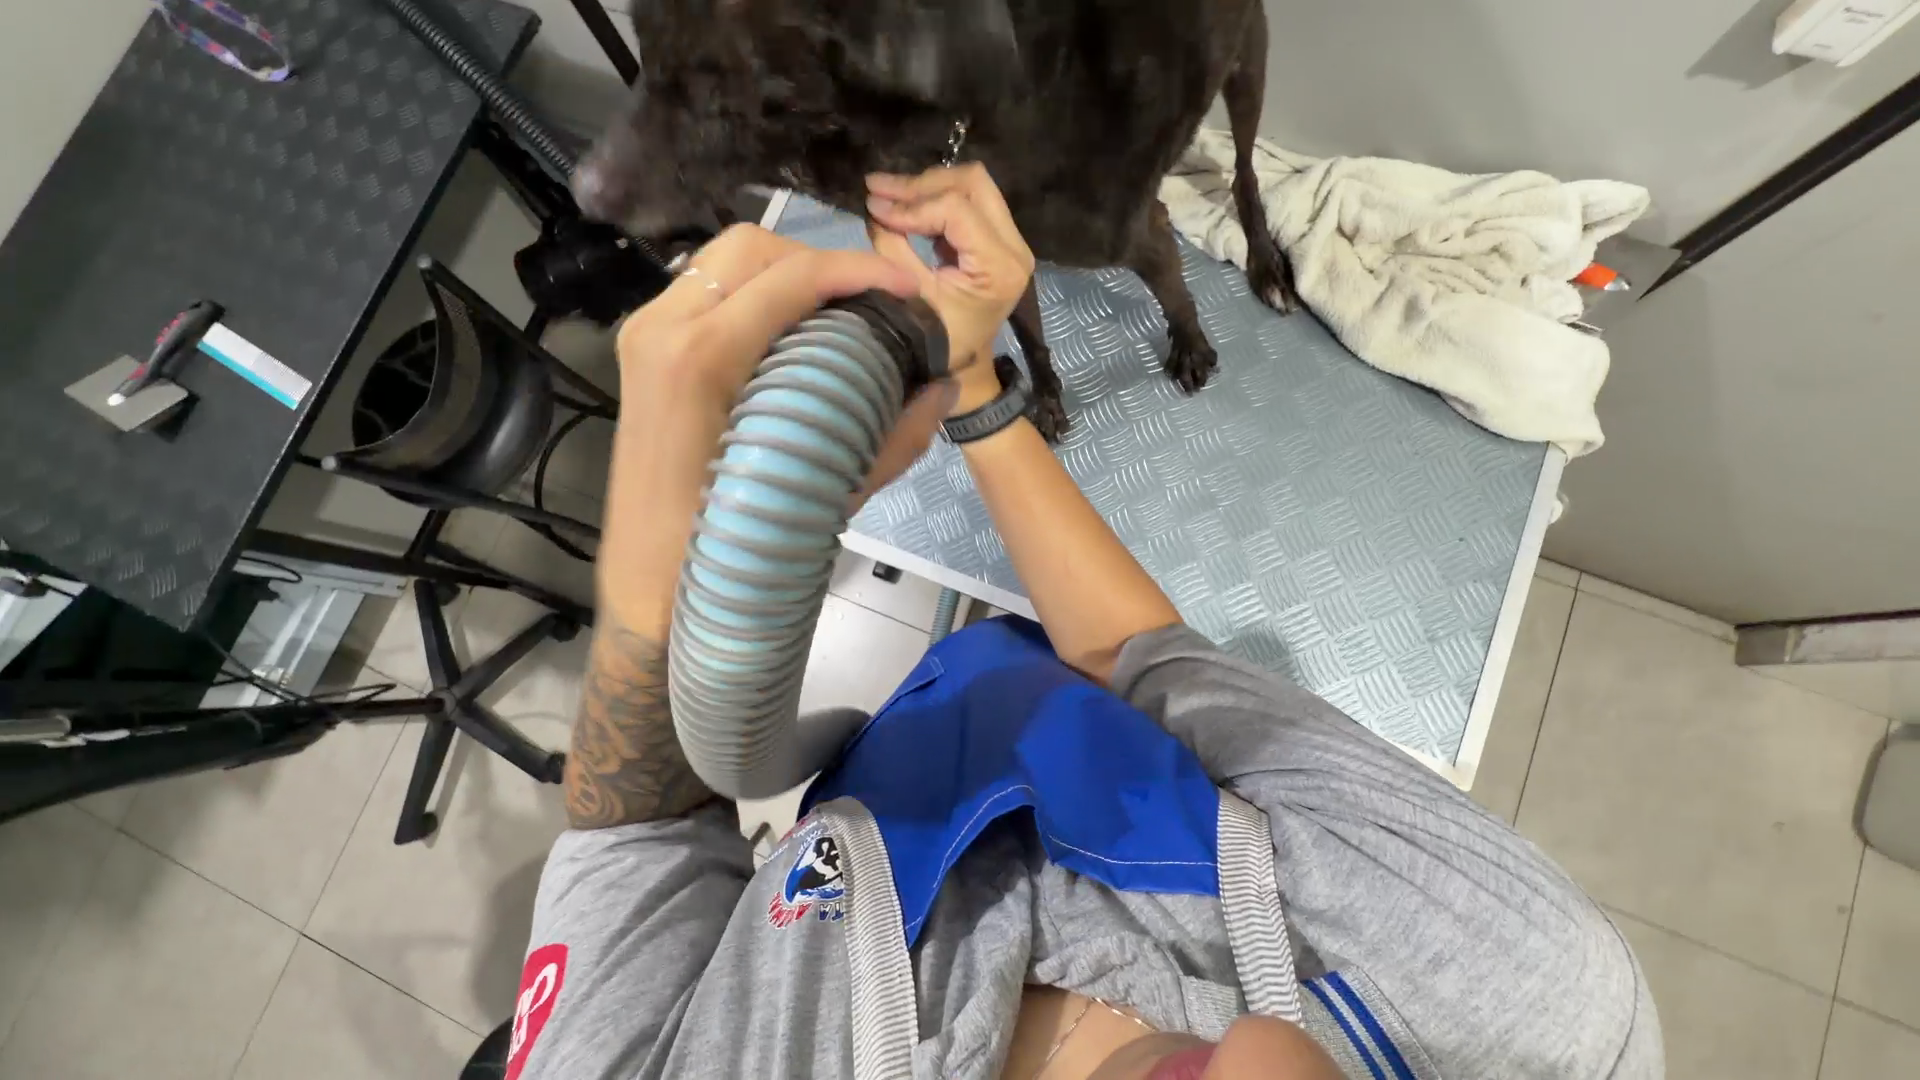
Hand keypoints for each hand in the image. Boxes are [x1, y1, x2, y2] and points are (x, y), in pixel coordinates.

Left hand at [602, 225, 958, 625]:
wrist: (652, 582)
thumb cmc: (734, 548)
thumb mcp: (823, 496)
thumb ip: (893, 439)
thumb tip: (942, 389)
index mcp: (699, 358)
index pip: (790, 278)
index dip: (859, 270)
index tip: (908, 287)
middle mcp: (663, 328)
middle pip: (751, 247)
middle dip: (820, 261)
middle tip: (869, 299)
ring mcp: (644, 334)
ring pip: (724, 263)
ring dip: (786, 274)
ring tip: (835, 312)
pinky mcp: (641, 349)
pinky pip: (705, 291)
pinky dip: (754, 295)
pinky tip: (789, 332)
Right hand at [866, 164, 1035, 413]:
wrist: (961, 365)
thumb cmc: (937, 340)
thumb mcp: (912, 296)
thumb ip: (894, 248)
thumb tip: (875, 207)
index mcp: (999, 267)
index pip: (956, 210)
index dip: (912, 205)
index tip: (874, 208)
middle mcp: (1015, 248)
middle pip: (973, 184)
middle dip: (922, 184)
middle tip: (879, 189)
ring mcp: (1011, 242)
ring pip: (972, 186)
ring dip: (927, 187)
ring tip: (884, 193)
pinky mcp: (999, 240)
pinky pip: (968, 202)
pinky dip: (934, 200)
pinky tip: (903, 207)